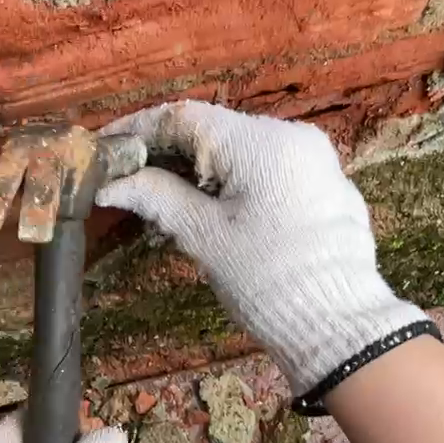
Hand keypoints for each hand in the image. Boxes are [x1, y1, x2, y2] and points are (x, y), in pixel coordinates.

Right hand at [97, 101, 427, 395]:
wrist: (338, 325)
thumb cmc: (266, 280)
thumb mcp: (204, 237)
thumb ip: (157, 198)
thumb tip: (112, 185)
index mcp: (262, 142)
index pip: (186, 117)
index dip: (139, 129)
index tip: (104, 145)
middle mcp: (293, 137)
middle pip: (215, 133)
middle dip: (168, 155)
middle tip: (127, 181)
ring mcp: (315, 162)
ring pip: (242, 154)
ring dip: (199, 174)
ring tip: (163, 205)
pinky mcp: (324, 188)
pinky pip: (268, 174)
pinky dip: (233, 187)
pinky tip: (211, 215)